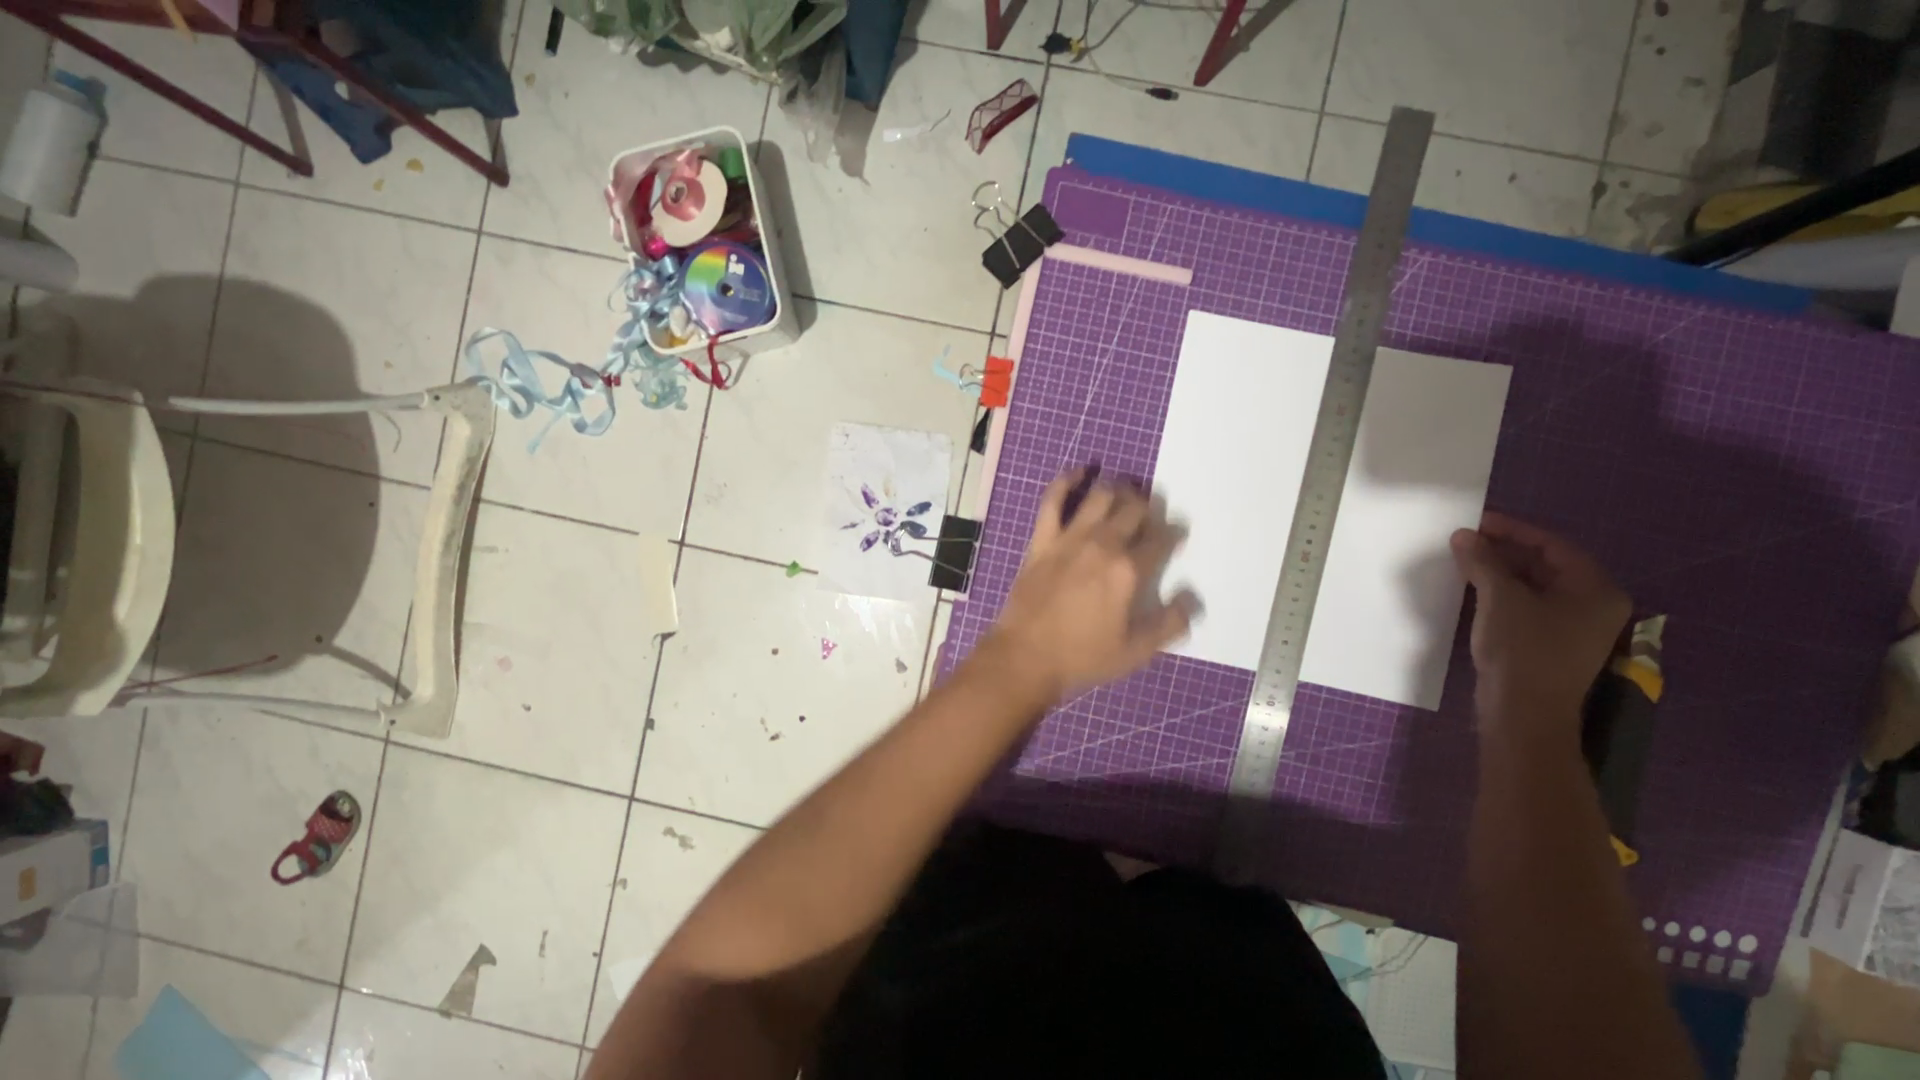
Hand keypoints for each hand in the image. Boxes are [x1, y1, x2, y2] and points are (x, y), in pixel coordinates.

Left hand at [978, 469, 1195, 700]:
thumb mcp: (1136, 651)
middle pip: (1134, 510)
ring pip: (1100, 497)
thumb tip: (1191, 598)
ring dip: (1117, 490)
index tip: (1176, 536)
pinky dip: (1067, 481)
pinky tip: (1079, 472)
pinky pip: (1053, 500)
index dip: (1174, 534)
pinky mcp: (1042, 539)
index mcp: (1129, 570)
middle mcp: (1103, 545)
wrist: (1025, 657)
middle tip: (1149, 514)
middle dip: (1148, 507)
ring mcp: (1070, 538)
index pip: (1162, 540)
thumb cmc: (1083, 657)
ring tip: (1124, 493)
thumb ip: (1170, 623)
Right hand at [1451, 513, 1629, 738]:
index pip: (1554, 546)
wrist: (1523, 714)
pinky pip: (1529, 608)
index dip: (1514, 531)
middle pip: (1547, 566)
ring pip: (1536, 588)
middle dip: (1506, 552)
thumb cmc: (1522, 649)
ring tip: (1466, 563)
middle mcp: (1594, 607)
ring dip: (1501, 573)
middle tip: (1467, 542)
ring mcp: (1574, 629)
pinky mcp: (1552, 647)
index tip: (1478, 522)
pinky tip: (1475, 591)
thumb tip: (1464, 536)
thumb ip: (1483, 561)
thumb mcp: (1500, 598)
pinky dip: (1504, 595)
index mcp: (1596, 590)